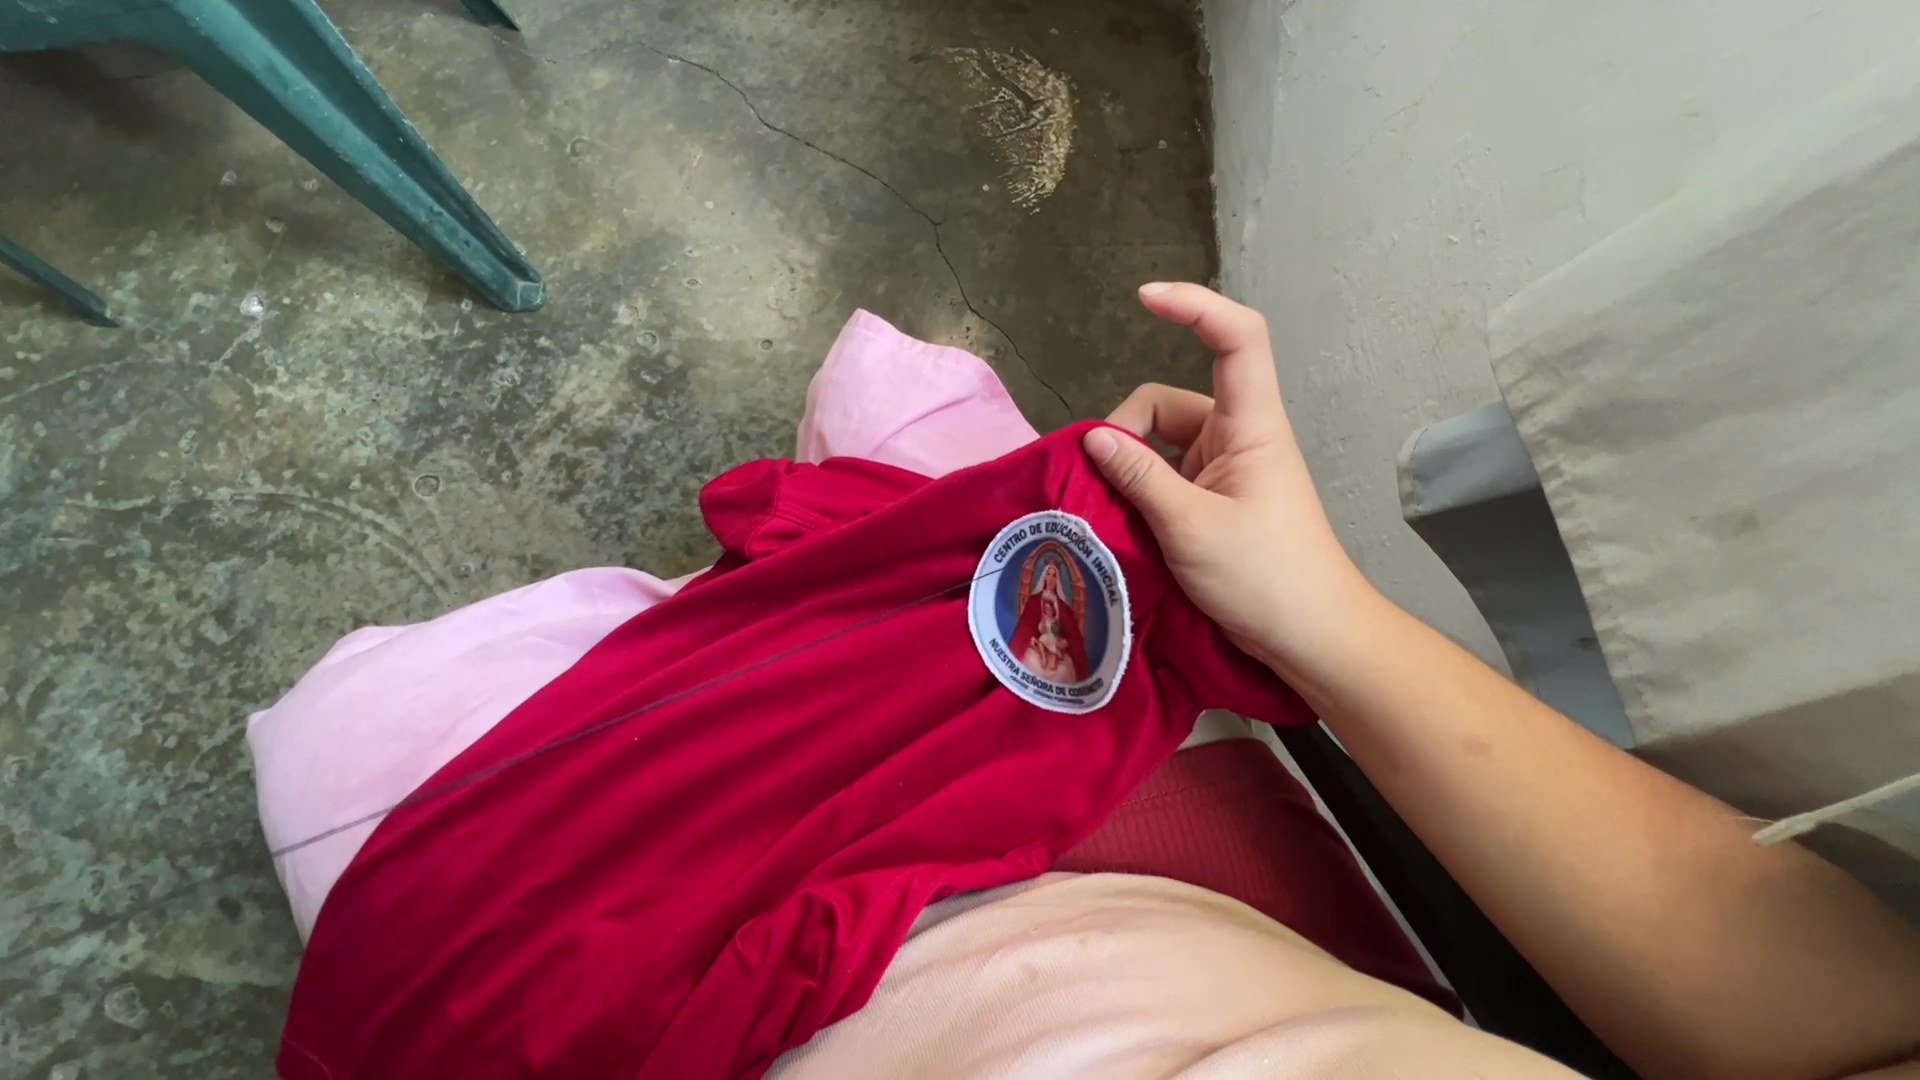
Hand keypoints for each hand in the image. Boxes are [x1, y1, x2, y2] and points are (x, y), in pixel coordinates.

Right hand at [1083, 283, 1379, 675]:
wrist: (1310, 636)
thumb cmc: (1264, 577)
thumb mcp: (1190, 527)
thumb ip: (1139, 478)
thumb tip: (1093, 438)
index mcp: (1250, 426)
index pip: (1237, 337)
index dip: (1194, 306)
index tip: (1143, 299)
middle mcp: (1236, 438)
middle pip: (1166, 405)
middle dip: (1124, 434)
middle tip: (1100, 484)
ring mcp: (1223, 472)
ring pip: (1158, 446)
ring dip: (1126, 470)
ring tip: (1106, 511)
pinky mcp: (1212, 501)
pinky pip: (1163, 478)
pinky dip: (1137, 491)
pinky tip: (1119, 521)